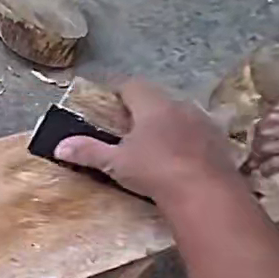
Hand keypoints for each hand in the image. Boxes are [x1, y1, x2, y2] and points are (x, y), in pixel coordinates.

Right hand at [53, 79, 243, 205]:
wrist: (205, 192)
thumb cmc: (155, 171)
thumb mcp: (116, 163)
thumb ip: (88, 151)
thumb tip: (59, 146)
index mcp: (152, 104)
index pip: (131, 85)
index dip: (118, 90)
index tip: (109, 100)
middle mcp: (180, 105)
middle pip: (157, 99)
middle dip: (143, 109)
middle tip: (128, 127)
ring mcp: (203, 123)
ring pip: (180, 116)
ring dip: (167, 125)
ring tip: (155, 145)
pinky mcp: (219, 143)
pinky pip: (198, 135)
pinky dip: (187, 142)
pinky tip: (181, 160)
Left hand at [253, 111, 278, 174]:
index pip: (271, 115)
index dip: (260, 126)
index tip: (258, 135)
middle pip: (262, 130)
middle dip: (255, 142)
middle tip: (254, 152)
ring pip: (263, 147)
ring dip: (257, 157)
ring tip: (257, 164)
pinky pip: (272, 163)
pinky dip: (265, 169)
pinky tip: (266, 173)